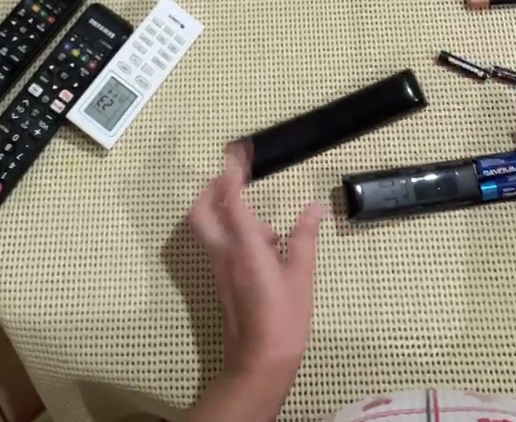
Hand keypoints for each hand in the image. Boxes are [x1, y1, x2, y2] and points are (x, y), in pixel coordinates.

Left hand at [186, 143, 326, 385]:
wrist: (258, 364)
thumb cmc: (283, 320)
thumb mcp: (301, 276)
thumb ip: (305, 237)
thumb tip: (315, 207)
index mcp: (244, 245)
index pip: (229, 197)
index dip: (231, 170)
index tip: (238, 150)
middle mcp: (224, 252)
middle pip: (200, 210)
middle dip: (211, 186)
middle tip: (233, 175)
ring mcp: (219, 266)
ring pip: (206, 226)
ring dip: (220, 206)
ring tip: (255, 209)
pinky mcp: (221, 279)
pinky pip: (218, 242)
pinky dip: (230, 228)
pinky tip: (261, 239)